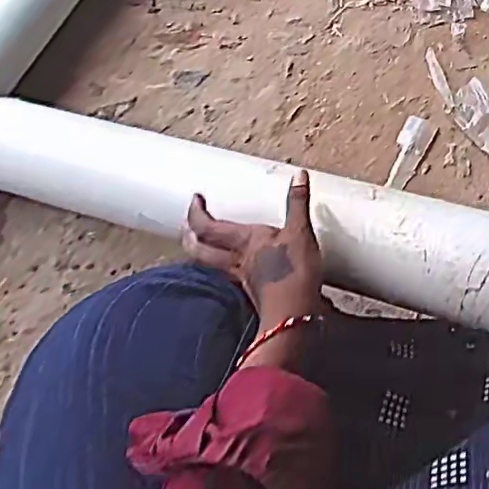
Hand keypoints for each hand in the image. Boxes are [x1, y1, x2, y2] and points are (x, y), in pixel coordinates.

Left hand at [183, 170, 324, 330]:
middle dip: (190, 236)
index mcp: (244, 240)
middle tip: (188, 224)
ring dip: (200, 252)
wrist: (295, 314)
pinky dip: (223, 267)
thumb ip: (298, 202)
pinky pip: (228, 275)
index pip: (208, 226)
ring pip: (210, 264)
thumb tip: (299, 174)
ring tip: (201, 243)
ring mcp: (242, 277)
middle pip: (200, 249)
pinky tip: (233, 265)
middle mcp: (237, 259)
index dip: (196, 213)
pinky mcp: (252, 290)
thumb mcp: (300, 231)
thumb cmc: (294, 270)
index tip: (195, 199)